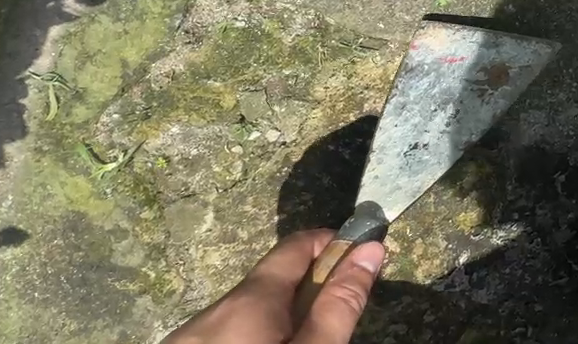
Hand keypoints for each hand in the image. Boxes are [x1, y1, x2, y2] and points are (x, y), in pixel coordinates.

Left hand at [164, 230, 384, 343]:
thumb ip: (342, 302)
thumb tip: (370, 248)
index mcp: (247, 302)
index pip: (297, 245)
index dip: (333, 244)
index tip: (356, 266)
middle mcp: (207, 316)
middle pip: (269, 284)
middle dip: (305, 295)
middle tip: (328, 329)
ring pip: (241, 318)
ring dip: (274, 325)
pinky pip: (217, 341)